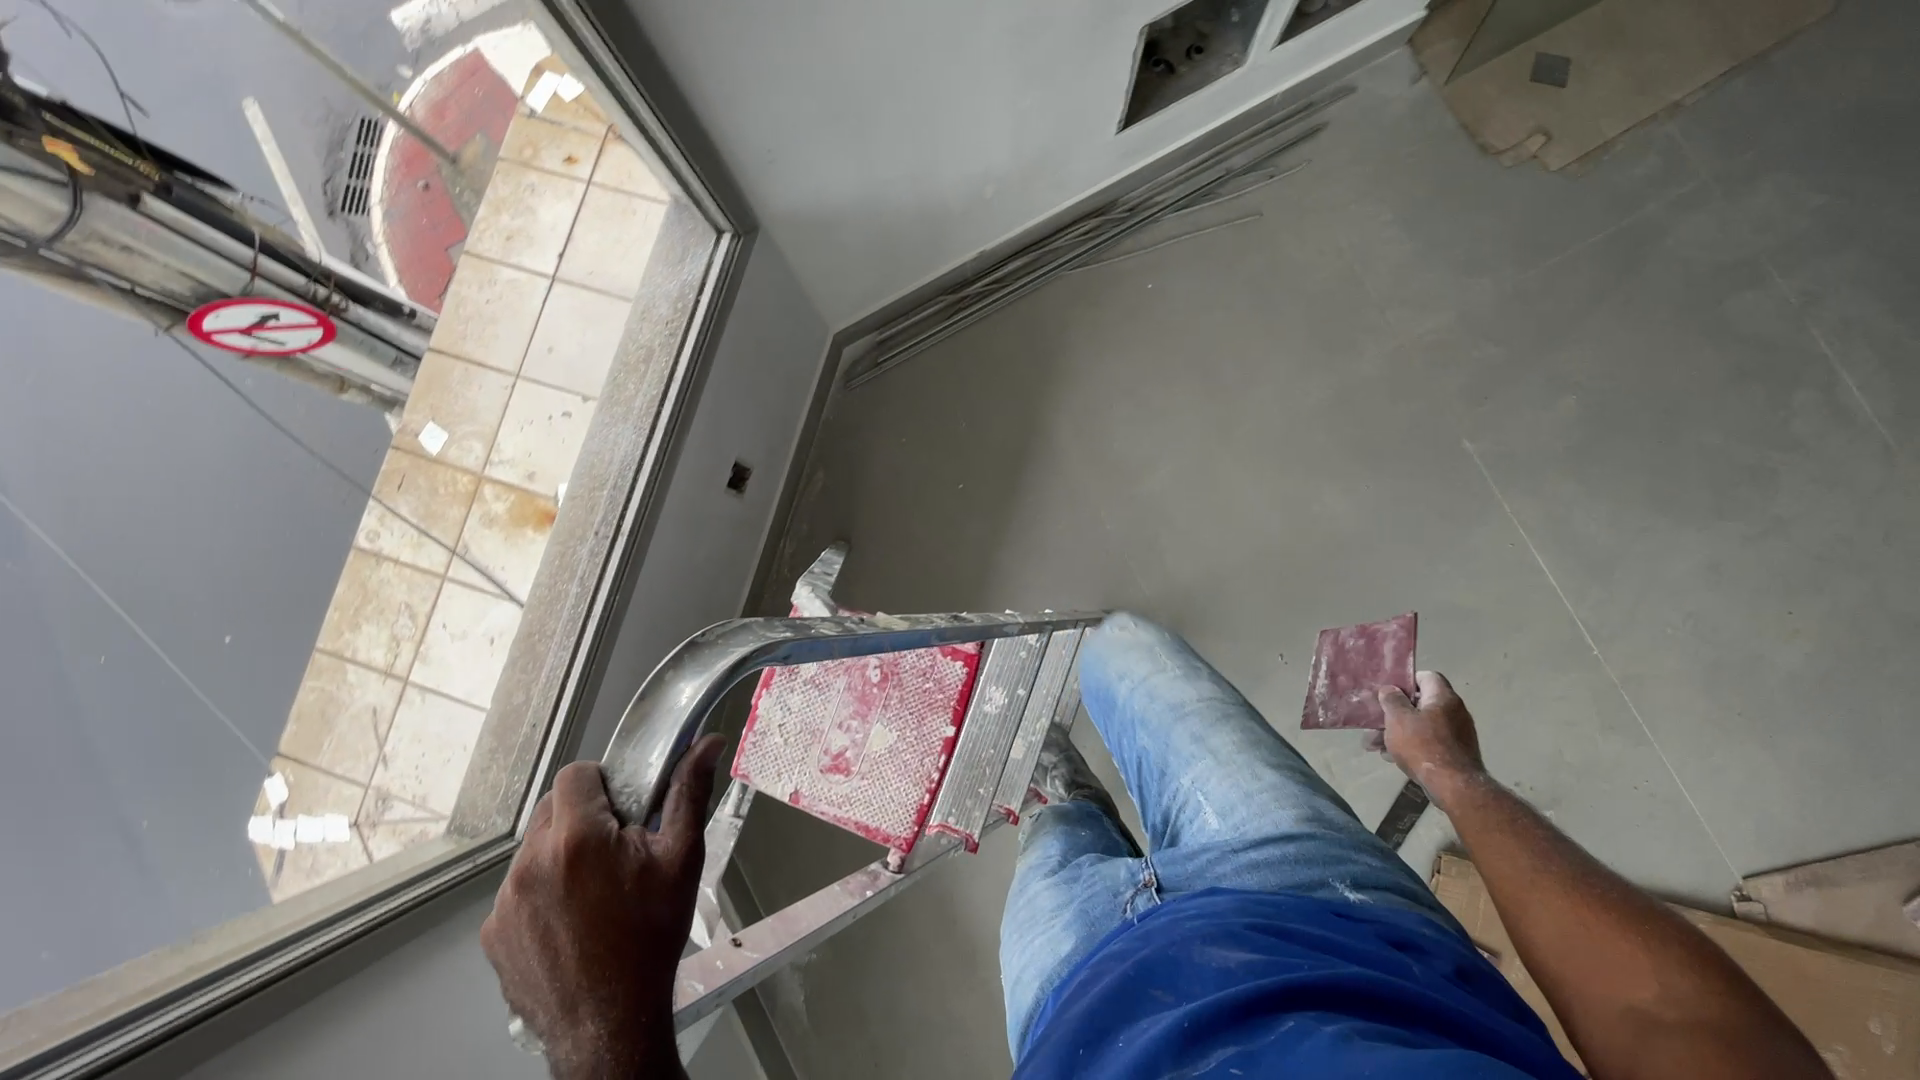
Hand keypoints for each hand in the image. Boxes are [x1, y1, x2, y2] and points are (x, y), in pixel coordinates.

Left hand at [481, 738, 724, 1079]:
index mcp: (576, 837)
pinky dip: (542, 894)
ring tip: (595, 893)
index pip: (575, 774)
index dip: (603, 783)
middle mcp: (530, 861)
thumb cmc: (651, 936)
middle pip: (552, 810)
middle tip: (616, 852)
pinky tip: (572, 923)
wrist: (611, 1023)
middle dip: (583, 818)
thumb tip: (708, 742)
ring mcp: (504, 901)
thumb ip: (690, 793)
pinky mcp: (494, 934)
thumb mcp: (683, 859)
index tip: (623, 809)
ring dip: (562, 856)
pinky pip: (518, 892)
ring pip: (534, 850)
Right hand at [1376, 671, 1487, 807]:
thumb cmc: (1422, 746)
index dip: (1407, 681)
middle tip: (1375, 723)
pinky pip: (1429, 742)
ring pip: (1421, 725)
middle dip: (1394, 714)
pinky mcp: (1456, 752)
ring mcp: (1457, 733)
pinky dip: (1411, 746)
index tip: (1389, 692)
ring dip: (1398, 732)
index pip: (1427, 677)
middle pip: (1420, 704)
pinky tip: (1393, 758)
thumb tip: (1390, 689)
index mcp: (1443, 698)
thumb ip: (1392, 699)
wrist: (1453, 786)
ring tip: (1376, 746)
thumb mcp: (1398, 718)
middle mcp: (1455, 711)